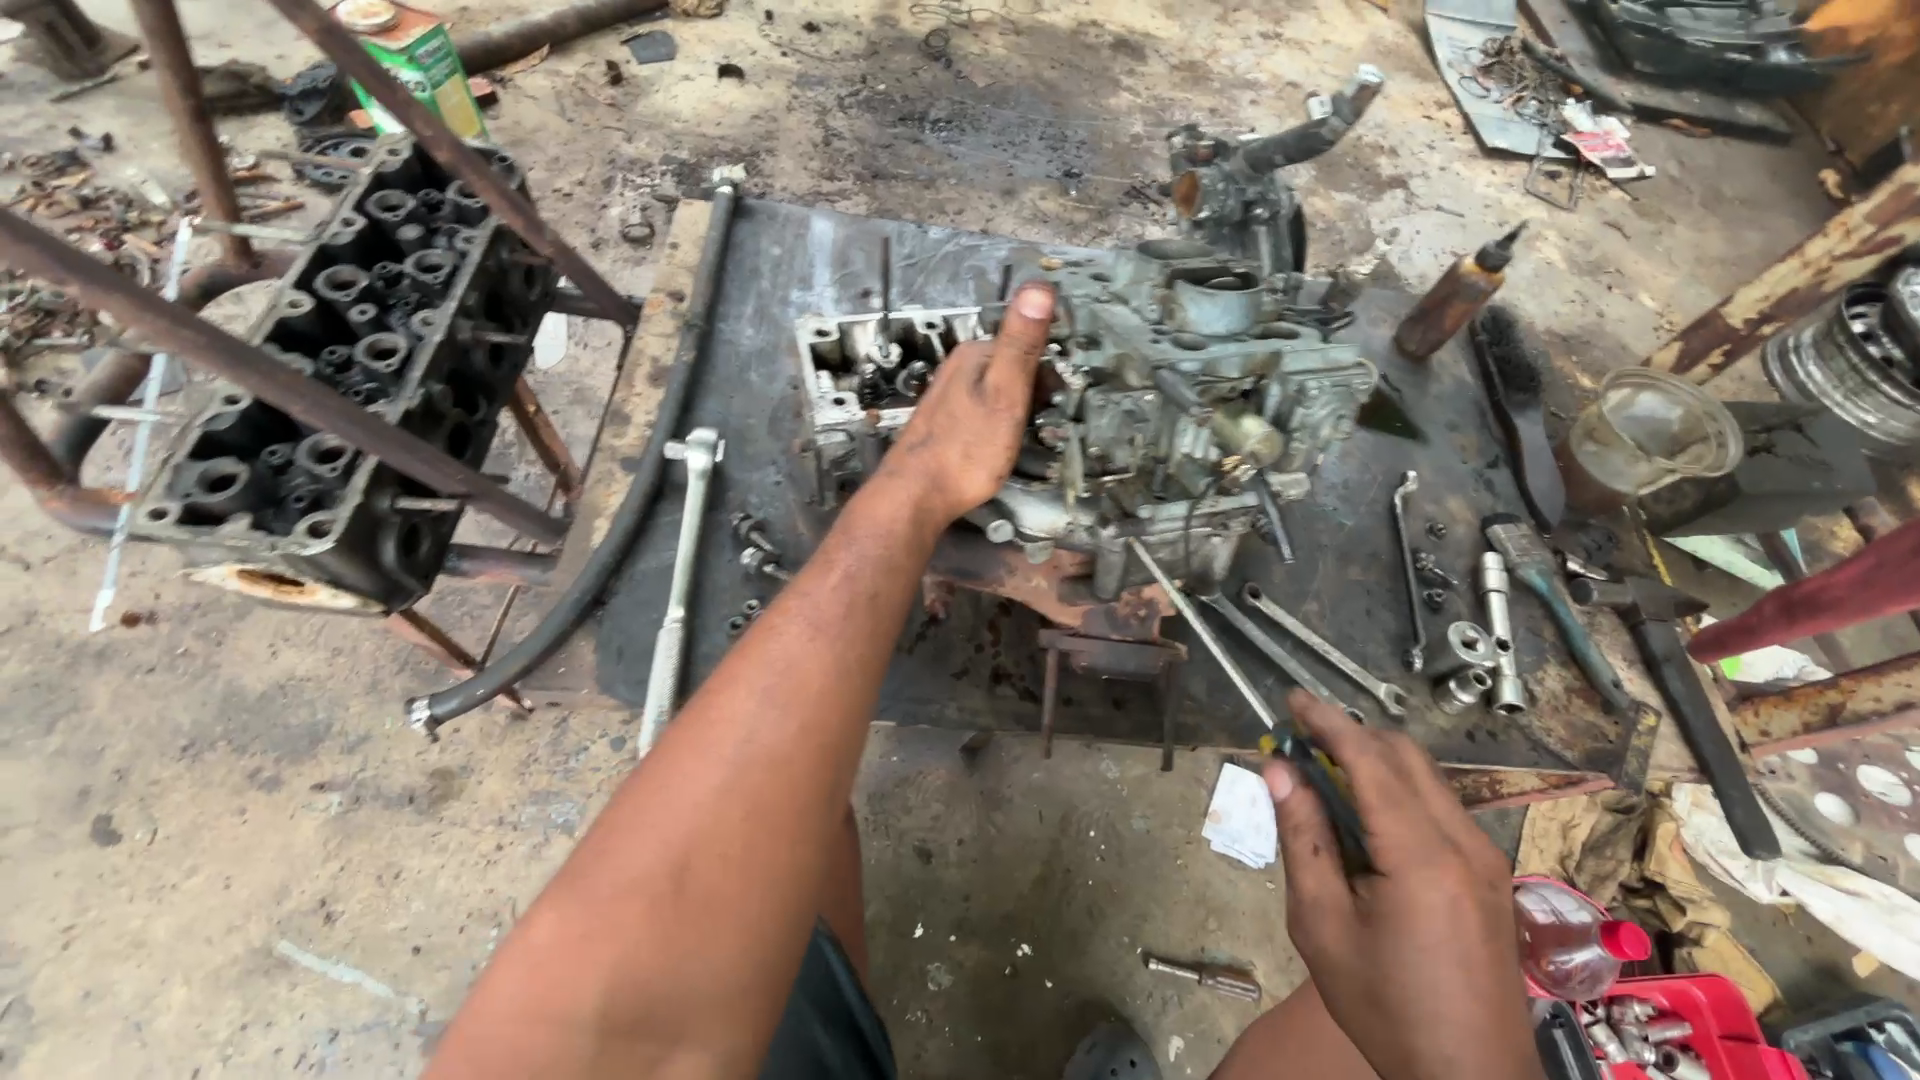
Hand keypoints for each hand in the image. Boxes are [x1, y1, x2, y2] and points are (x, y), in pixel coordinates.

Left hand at [869, 284, 1055, 528]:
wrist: (916, 496)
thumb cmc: (967, 449)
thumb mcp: (1005, 393)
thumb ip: (1021, 343)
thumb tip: (1039, 286)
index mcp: (975, 354)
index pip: (1027, 348)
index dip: (1048, 377)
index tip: (1054, 406)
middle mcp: (957, 368)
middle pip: (1011, 370)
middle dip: (1032, 396)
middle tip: (1037, 429)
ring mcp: (947, 397)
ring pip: (997, 394)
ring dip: (1016, 414)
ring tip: (1017, 442)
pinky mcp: (943, 423)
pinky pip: (982, 414)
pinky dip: (997, 428)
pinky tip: (995, 450)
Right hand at [1267, 690, 1541, 1079]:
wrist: (1470, 1076)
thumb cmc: (1383, 1004)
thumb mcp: (1320, 924)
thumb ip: (1302, 838)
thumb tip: (1280, 771)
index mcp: (1420, 854)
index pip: (1370, 759)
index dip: (1327, 721)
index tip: (1291, 699)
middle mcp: (1464, 842)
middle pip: (1405, 756)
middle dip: (1351, 733)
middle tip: (1300, 738)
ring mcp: (1485, 858)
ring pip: (1427, 778)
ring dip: (1374, 761)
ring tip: (1323, 777)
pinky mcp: (1491, 876)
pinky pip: (1440, 808)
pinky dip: (1397, 792)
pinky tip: (1365, 820)